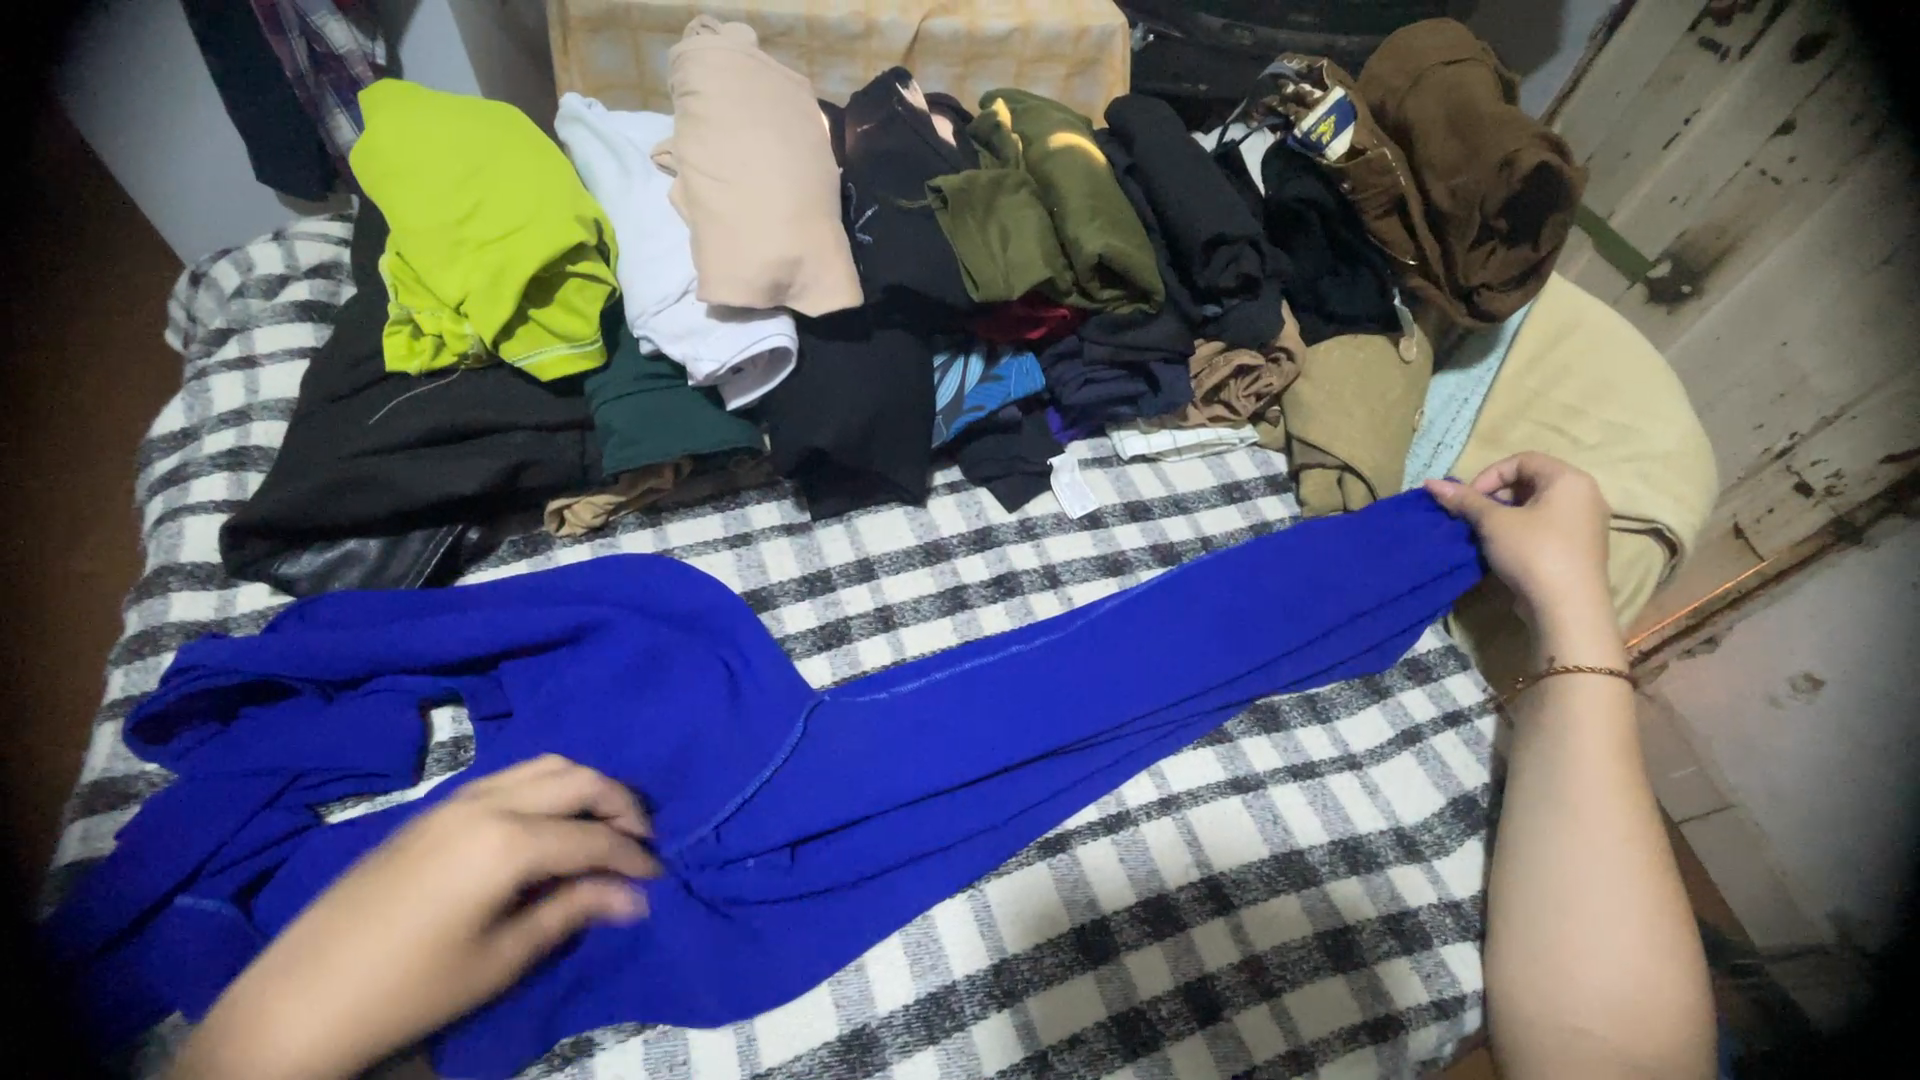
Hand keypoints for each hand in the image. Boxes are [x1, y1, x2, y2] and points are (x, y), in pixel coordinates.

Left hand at [170, 755, 661, 1079]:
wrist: (296, 1003)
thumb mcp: (502, 959)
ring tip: (600, 827)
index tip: (659, 875)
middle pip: (578, 780)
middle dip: (621, 805)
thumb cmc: (409, 990)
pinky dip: (548, 788)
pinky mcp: (435, 810)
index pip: (594, 836)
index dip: (634, 855)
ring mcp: (457, 800)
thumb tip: (635, 898)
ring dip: (585, 788)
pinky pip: (512, 777)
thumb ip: (573, 911)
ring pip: (545, 766)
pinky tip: (549, 825)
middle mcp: (488, 803)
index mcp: (507, 842)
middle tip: (639, 842)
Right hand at [1424, 453, 1622, 664]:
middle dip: (1495, 495)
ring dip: (1505, 514)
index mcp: (1569, 479)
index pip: (1523, 459)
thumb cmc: (1533, 552)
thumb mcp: (1492, 522)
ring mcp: (1585, 522)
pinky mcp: (1579, 546)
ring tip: (1484, 533)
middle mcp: (1584, 495)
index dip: (1489, 474)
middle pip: (1531, 481)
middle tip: (1473, 515)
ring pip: (1536, 505)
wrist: (1567, 606)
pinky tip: (1503, 548)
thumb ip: (1464, 500)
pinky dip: (1520, 529)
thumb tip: (1430, 483)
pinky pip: (1545, 525)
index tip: (1470, 499)